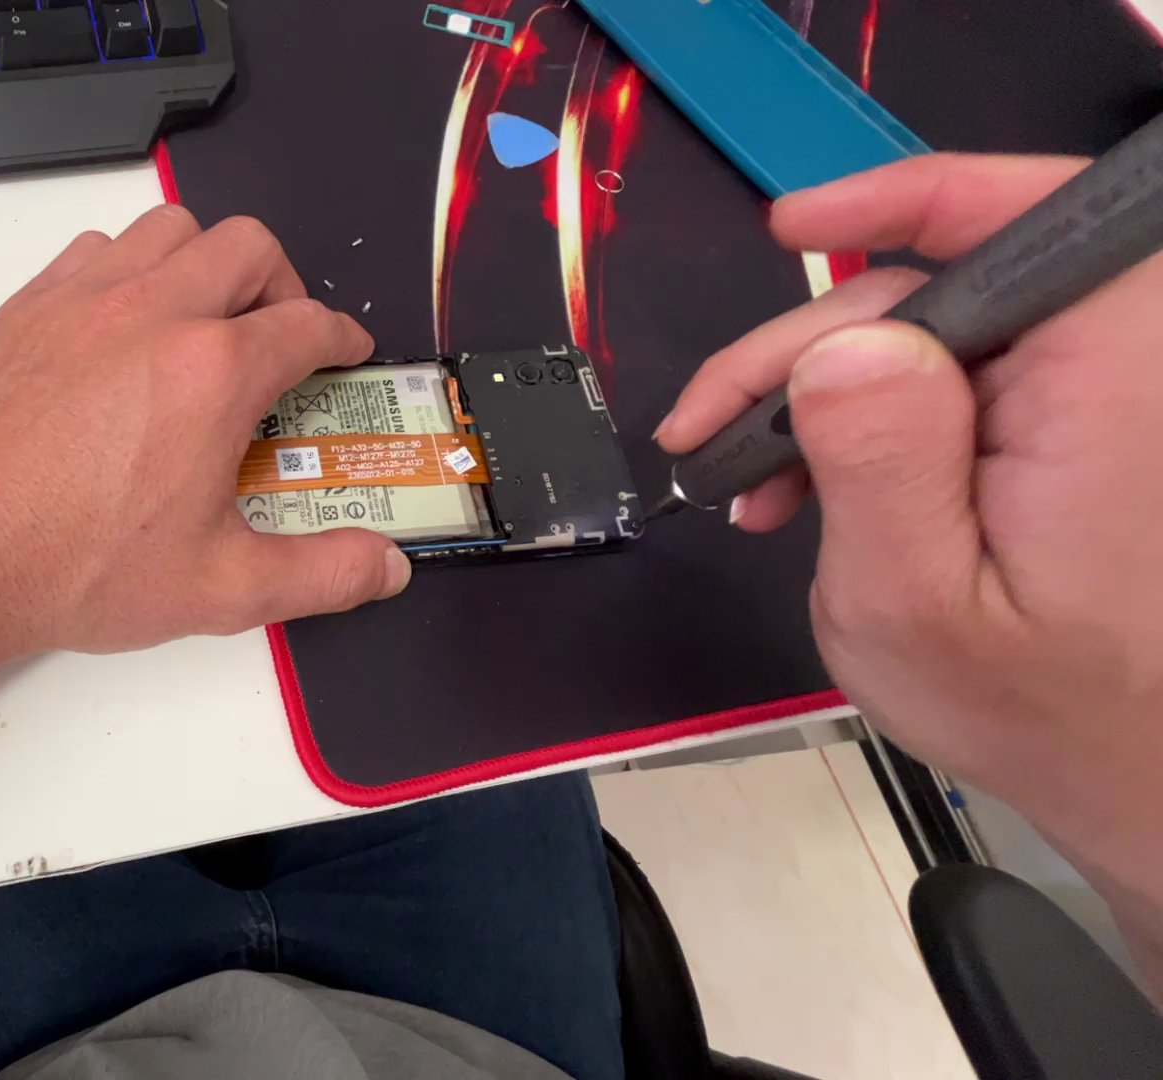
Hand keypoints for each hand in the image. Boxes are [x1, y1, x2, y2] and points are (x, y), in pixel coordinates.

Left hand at [0, 206, 409, 659]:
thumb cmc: (78, 569)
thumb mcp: (220, 590)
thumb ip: (320, 574)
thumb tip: (388, 568)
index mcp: (214, 372)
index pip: (307, 324)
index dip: (341, 337)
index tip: (346, 353)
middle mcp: (155, 312)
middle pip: (250, 247)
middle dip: (284, 282)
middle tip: (281, 335)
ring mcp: (84, 299)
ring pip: (172, 228)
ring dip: (209, 261)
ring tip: (209, 318)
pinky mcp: (28, 308)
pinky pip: (99, 250)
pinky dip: (134, 268)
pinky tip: (126, 325)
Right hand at [657, 155, 1162, 895]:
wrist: (1134, 776)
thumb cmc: (1028, 707)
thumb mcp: (911, 599)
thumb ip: (884, 466)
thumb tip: (842, 349)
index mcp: (1112, 393)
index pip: (1031, 227)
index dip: (909, 199)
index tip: (791, 229)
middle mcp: (1112, 375)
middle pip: (925, 300)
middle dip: (790, 356)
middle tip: (697, 435)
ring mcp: (1080, 406)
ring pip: (906, 348)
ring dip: (797, 403)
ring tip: (737, 485)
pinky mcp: (1047, 435)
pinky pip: (922, 394)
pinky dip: (835, 430)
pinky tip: (788, 492)